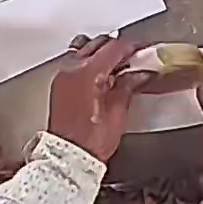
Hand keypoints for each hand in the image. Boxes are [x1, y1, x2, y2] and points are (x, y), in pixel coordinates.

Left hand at [47, 35, 152, 162]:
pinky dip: (89, 62)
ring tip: (117, 63)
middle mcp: (71, 70)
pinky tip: (101, 74)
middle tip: (134, 54)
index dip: (131, 46)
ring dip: (100, 52)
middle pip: (97, 44)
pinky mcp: (60, 86)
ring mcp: (63, 77)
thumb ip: (128, 86)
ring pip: (83, 50)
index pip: (113, 48)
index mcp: (87, 73)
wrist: (69, 158)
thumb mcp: (118, 111)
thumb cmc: (91, 140)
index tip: (142, 48)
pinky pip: (75, 63)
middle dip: (116, 47)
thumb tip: (139, 75)